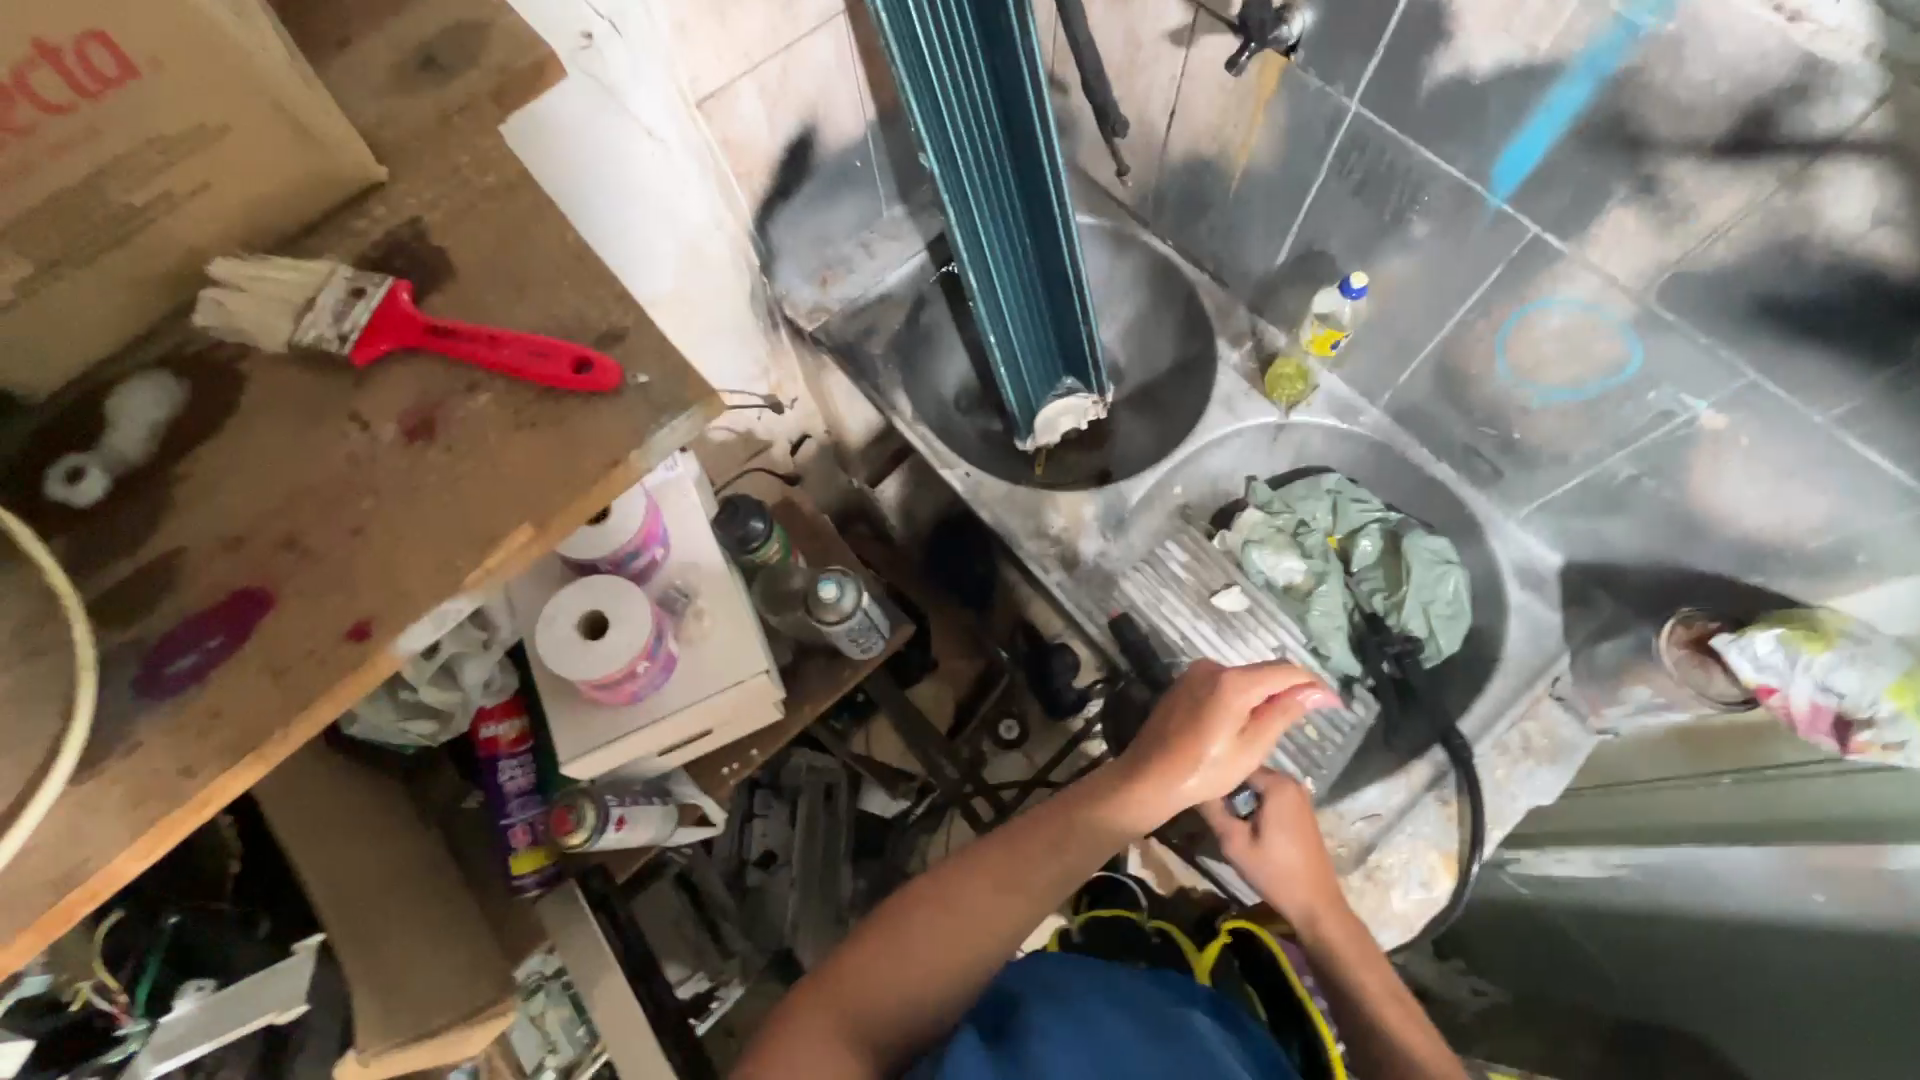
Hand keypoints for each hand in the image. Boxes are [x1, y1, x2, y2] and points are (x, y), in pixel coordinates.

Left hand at [1113, 659, 1338, 830]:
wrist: (1148, 776)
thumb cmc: (1203, 770)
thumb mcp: (1251, 747)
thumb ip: (1283, 713)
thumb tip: (1316, 693)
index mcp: (1233, 681)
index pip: (1286, 671)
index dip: (1312, 684)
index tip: (1333, 703)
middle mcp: (1213, 667)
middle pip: (1264, 671)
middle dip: (1290, 689)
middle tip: (1312, 714)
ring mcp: (1195, 673)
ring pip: (1243, 678)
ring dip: (1264, 694)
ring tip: (1279, 722)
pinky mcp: (1184, 683)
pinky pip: (1223, 683)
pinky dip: (1241, 696)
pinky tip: (1246, 720)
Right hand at [1200, 768, 1345, 927]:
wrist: (1315, 904)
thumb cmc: (1274, 872)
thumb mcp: (1234, 842)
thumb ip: (1212, 811)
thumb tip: (1193, 786)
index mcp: (1278, 784)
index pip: (1236, 764)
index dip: (1216, 776)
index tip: (1199, 790)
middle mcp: (1292, 783)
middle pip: (1248, 775)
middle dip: (1228, 788)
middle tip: (1208, 806)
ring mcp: (1300, 797)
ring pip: (1258, 788)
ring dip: (1241, 799)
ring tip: (1222, 815)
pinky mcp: (1302, 812)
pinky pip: (1270, 798)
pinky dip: (1255, 806)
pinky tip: (1244, 824)